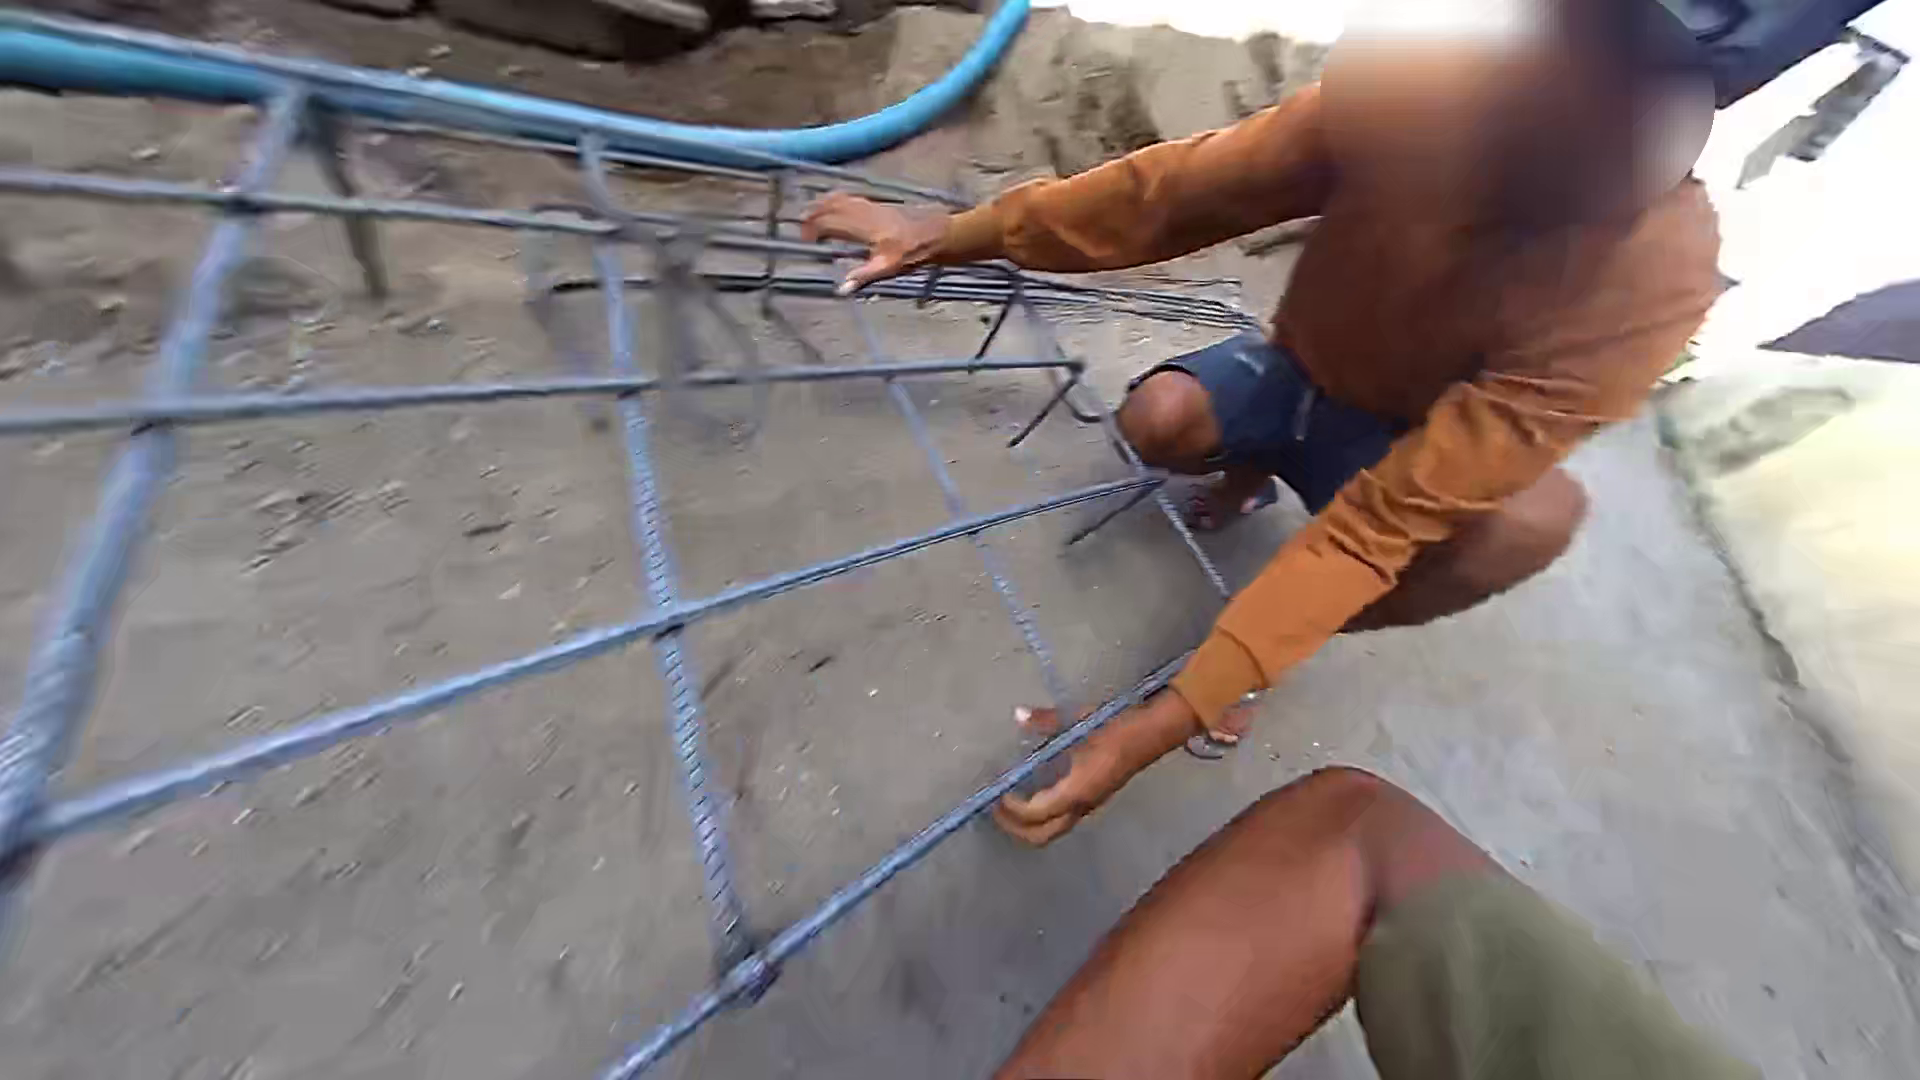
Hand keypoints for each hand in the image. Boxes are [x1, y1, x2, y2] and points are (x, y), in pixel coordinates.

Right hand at [800, 192, 949, 294]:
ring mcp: (870, 205)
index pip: (828, 222)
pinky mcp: (877, 204)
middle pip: (830, 206)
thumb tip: (843, 289)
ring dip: (823, 205)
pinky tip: (837, 208)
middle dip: (813, 214)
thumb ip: (864, 276)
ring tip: (812, 214)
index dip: (813, 229)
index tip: (805, 239)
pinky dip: (836, 201)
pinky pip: (849, 197)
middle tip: (802, 225)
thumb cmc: (913, 251)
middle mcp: (863, 211)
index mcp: (862, 226)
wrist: (935, 233)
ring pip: (839, 198)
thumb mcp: (888, 267)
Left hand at [994, 691, 1203, 845]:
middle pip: (1042, 835)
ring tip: (1009, 805)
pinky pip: (1062, 818)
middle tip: (995, 809)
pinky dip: (1042, 815)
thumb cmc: (1115, 726)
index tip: (997, 792)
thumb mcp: (1078, 720)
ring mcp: (1089, 805)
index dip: (1013, 808)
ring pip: (1053, 830)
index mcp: (1076, 790)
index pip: (1036, 812)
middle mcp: (1081, 805)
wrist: (1152, 733)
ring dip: (1028, 824)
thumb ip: (1046, 720)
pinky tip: (1033, 793)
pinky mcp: (1093, 799)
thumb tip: (1019, 715)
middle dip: (1015, 827)